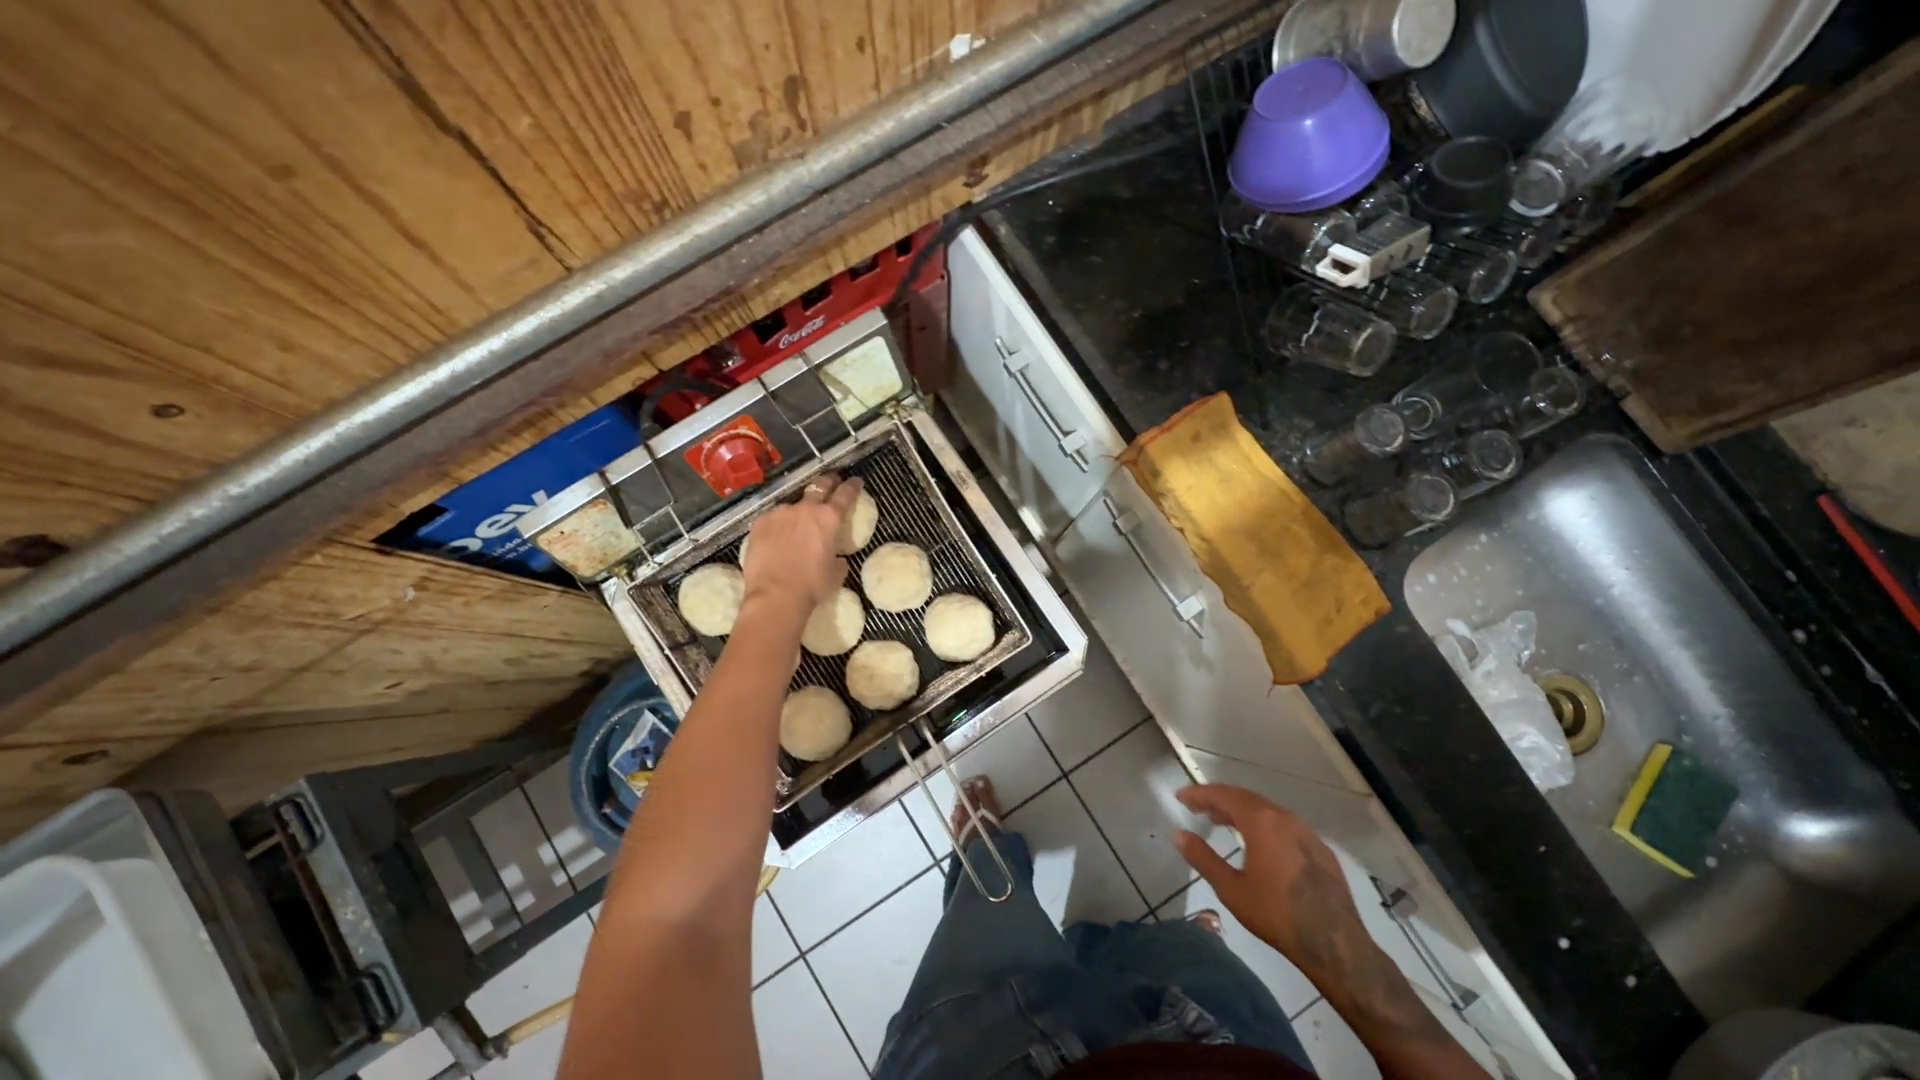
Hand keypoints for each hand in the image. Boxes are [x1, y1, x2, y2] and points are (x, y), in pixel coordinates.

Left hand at [740, 474, 862, 614]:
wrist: (775, 596)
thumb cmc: (812, 587)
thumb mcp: (836, 574)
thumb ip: (838, 558)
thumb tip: (837, 557)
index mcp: (829, 518)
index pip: (845, 494)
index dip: (852, 486)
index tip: (856, 481)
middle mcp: (805, 509)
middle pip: (819, 485)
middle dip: (828, 482)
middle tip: (832, 482)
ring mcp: (780, 513)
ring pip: (792, 503)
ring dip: (799, 509)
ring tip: (797, 521)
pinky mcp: (760, 522)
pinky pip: (773, 517)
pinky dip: (778, 523)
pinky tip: (776, 536)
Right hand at [1175, 784, 1486, 1077]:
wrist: (1333, 941)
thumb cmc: (1276, 914)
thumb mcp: (1231, 889)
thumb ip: (1202, 858)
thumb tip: (1177, 835)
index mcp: (1262, 822)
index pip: (1224, 795)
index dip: (1200, 794)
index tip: (1181, 796)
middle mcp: (1286, 817)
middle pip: (1247, 798)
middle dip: (1219, 799)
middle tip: (1197, 807)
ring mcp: (1307, 831)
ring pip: (1268, 810)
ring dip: (1242, 811)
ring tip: (1222, 822)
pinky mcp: (1320, 848)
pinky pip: (1285, 825)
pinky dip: (1264, 824)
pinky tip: (1258, 843)